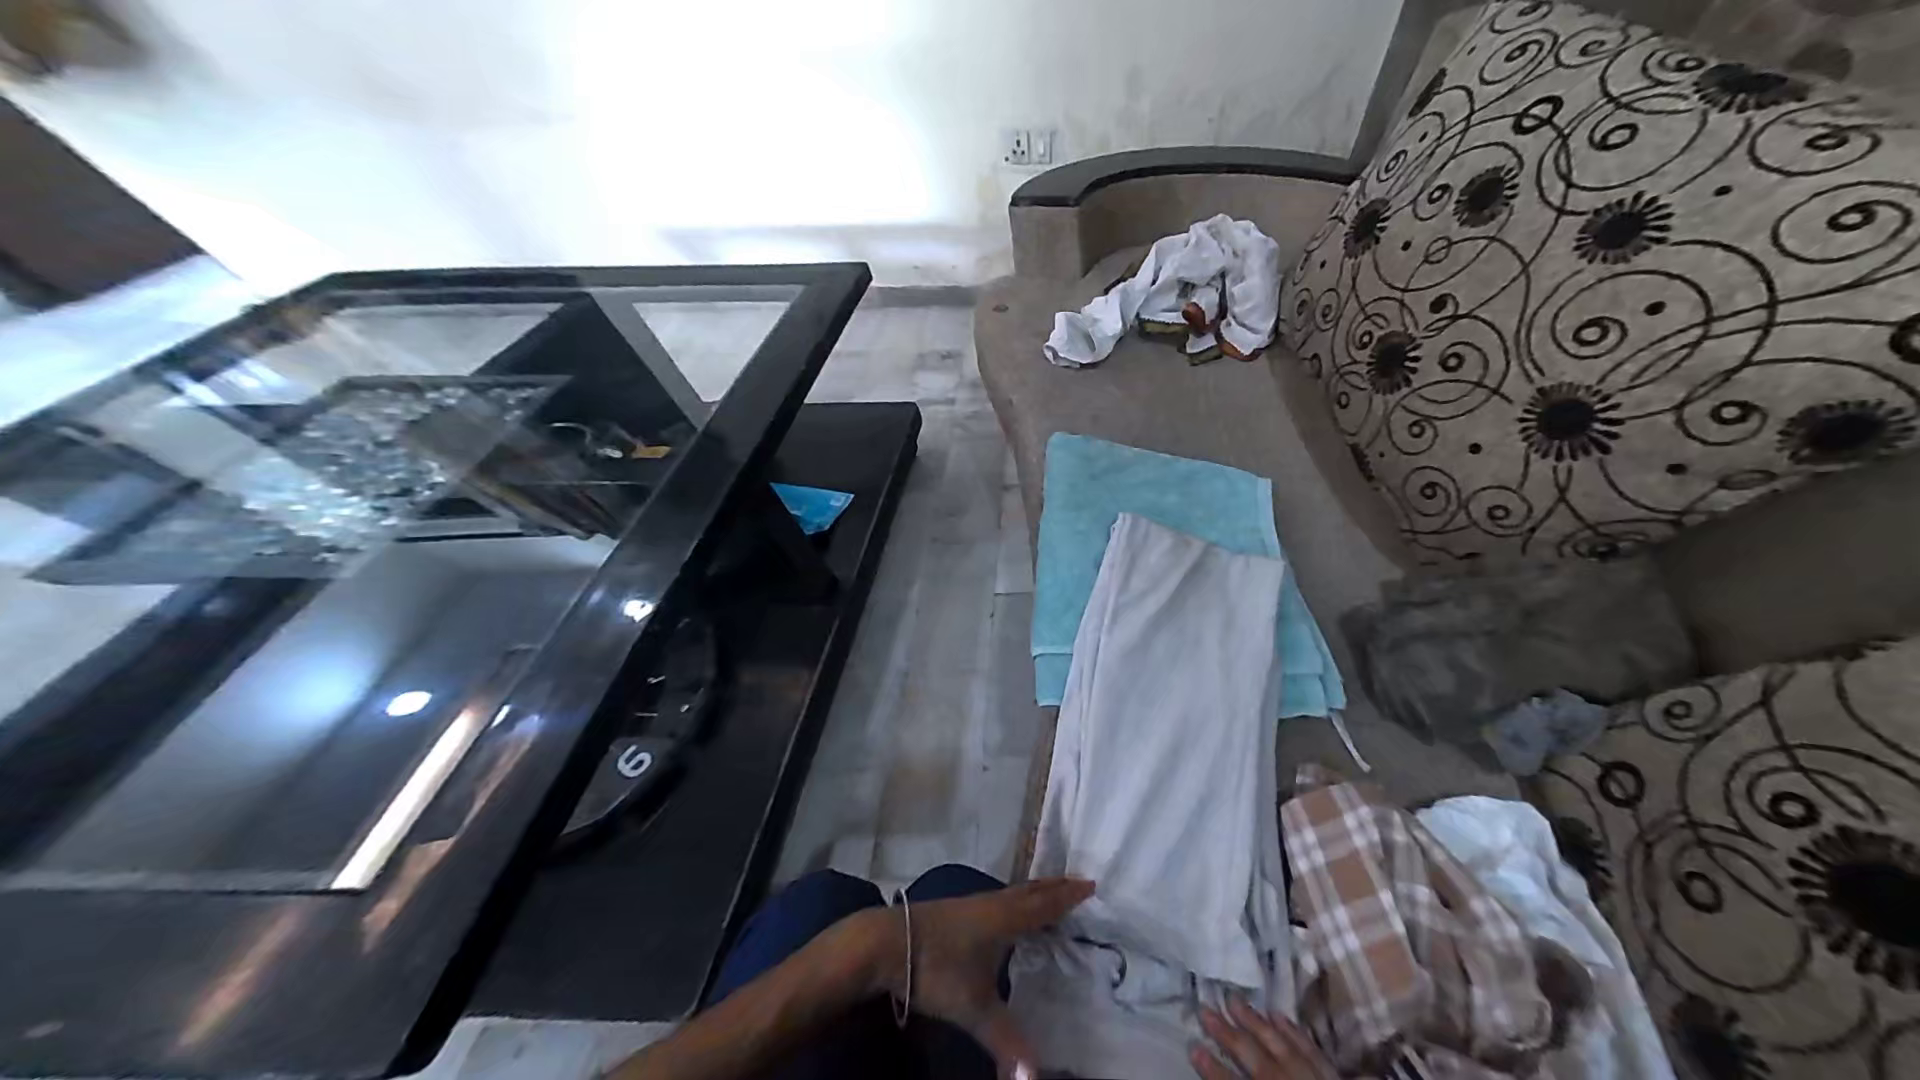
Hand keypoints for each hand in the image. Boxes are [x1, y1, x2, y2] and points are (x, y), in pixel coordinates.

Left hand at [854, 876, 1093, 1078]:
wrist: (885, 942)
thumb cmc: (936, 968)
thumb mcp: (974, 1008)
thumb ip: (1006, 1041)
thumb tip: (1034, 1079)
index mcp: (1004, 919)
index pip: (1043, 905)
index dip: (1067, 897)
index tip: (1090, 884)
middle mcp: (990, 904)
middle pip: (1028, 892)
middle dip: (1053, 888)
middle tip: (1076, 883)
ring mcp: (969, 904)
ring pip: (1009, 893)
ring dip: (1031, 892)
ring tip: (1046, 895)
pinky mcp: (953, 910)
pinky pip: (994, 898)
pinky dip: (1011, 899)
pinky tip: (1003, 912)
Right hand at [1193, 997, 1338, 1079]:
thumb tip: (1218, 1067)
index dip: (1214, 1071)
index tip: (1193, 1046)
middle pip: (1258, 1063)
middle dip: (1230, 1036)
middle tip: (1205, 1009)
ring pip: (1284, 1050)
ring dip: (1258, 1025)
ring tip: (1236, 1000)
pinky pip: (1315, 1054)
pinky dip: (1296, 1034)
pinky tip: (1279, 1016)